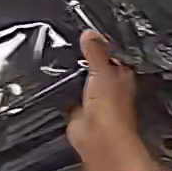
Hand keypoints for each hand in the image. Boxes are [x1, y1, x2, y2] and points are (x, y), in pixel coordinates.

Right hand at [67, 30, 160, 170]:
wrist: (98, 139)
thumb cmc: (110, 106)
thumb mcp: (102, 70)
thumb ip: (95, 51)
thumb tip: (89, 32)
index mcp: (121, 76)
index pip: (113, 55)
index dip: (102, 45)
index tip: (87, 31)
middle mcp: (109, 88)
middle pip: (95, 69)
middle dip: (84, 60)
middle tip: (65, 42)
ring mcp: (93, 101)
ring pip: (81, 83)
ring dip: (71, 76)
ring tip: (54, 57)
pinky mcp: (77, 113)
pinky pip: (68, 98)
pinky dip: (60, 92)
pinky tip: (49, 81)